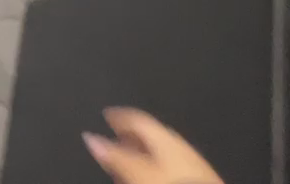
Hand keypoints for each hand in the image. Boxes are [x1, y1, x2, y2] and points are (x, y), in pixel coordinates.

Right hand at [84, 108, 223, 183]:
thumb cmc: (176, 181)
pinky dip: (159, 164)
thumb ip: (113, 151)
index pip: (136, 115)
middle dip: (131, 135)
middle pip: (150, 132)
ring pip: (163, 149)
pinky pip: (174, 164)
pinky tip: (154, 174)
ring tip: (130, 158)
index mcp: (164, 132)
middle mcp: (179, 141)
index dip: (118, 113)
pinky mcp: (200, 176)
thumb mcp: (137, 166)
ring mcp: (192, 160)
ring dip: (145, 151)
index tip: (106, 114)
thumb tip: (89, 135)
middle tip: (115, 137)